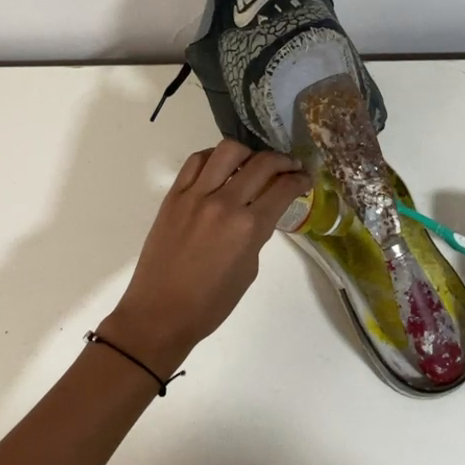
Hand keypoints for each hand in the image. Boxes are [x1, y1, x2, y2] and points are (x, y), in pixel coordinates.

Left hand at [100, 139, 311, 374]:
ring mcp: (196, 196)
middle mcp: (224, 203)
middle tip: (289, 167)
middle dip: (282, 162)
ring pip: (228, 151)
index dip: (300, 180)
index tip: (305, 178)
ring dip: (248, 153)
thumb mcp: (248, 270)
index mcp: (248, 228)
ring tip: (253, 163)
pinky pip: (196, 161)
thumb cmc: (210, 303)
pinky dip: (213, 157)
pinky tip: (221, 166)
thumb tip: (260, 212)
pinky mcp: (173, 195)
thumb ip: (257, 234)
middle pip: (262, 163)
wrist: (160, 313)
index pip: (283, 189)